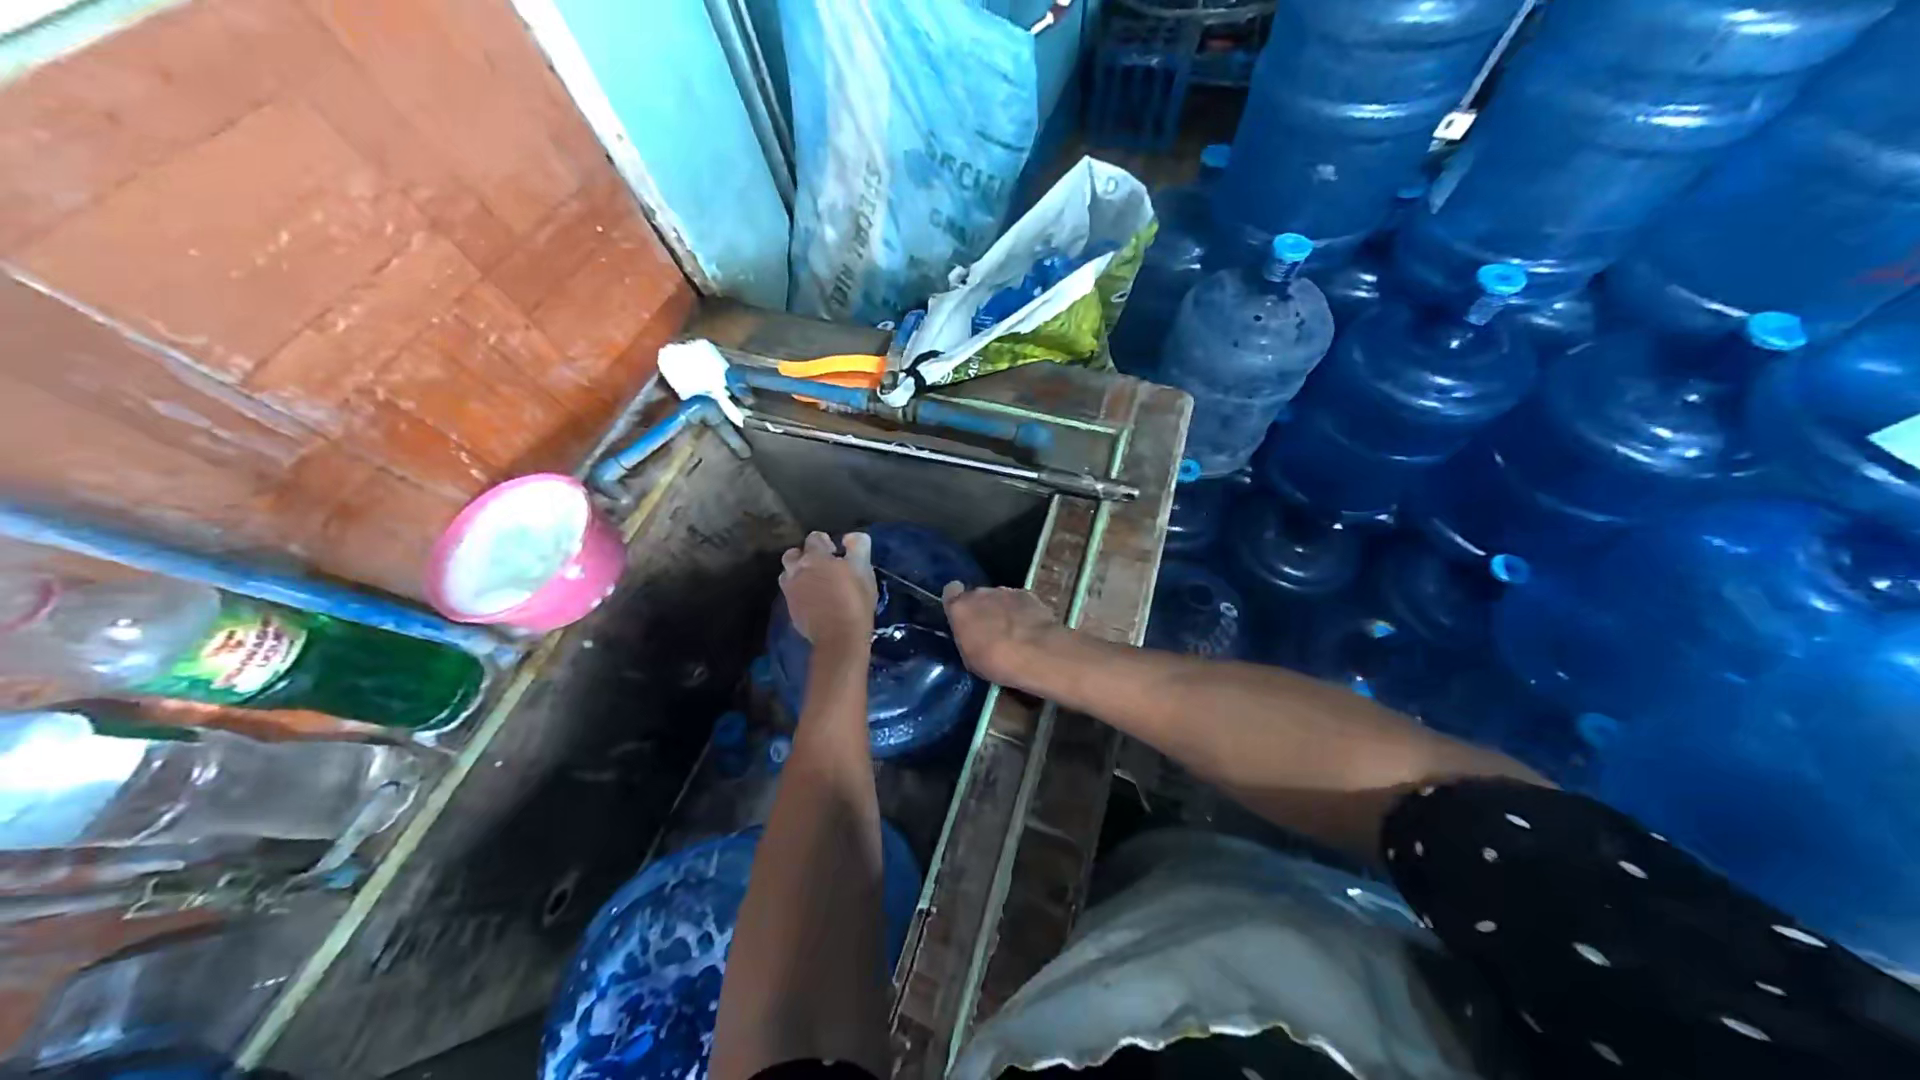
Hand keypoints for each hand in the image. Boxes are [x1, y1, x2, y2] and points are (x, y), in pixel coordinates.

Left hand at [780, 532, 877, 650]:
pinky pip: (791, 594)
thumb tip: (850, 537)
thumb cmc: (854, 599)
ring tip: (814, 583)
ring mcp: (790, 591)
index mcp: (814, 557)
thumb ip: (858, 547)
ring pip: (787, 574)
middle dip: (805, 556)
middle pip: (793, 554)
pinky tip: (814, 600)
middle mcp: (796, 570)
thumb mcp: (864, 569)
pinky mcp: (790, 610)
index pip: (814, 538)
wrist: (839, 637)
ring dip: (798, 574)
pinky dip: (800, 592)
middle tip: (822, 567)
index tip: (838, 554)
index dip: (826, 543)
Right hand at [939, 584, 1064, 689]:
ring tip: (1012, 631)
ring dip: (1002, 610)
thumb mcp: (969, 657)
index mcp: (960, 607)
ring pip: (998, 598)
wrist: (1036, 653)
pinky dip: (1021, 611)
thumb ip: (966, 637)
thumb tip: (970, 634)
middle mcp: (980, 593)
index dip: (956, 601)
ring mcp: (1005, 591)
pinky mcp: (1028, 594)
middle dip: (981, 609)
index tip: (962, 614)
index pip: (951, 592)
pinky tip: (1028, 628)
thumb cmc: (995, 661)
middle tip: (989, 630)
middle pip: (976, 596)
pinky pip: (1018, 601)